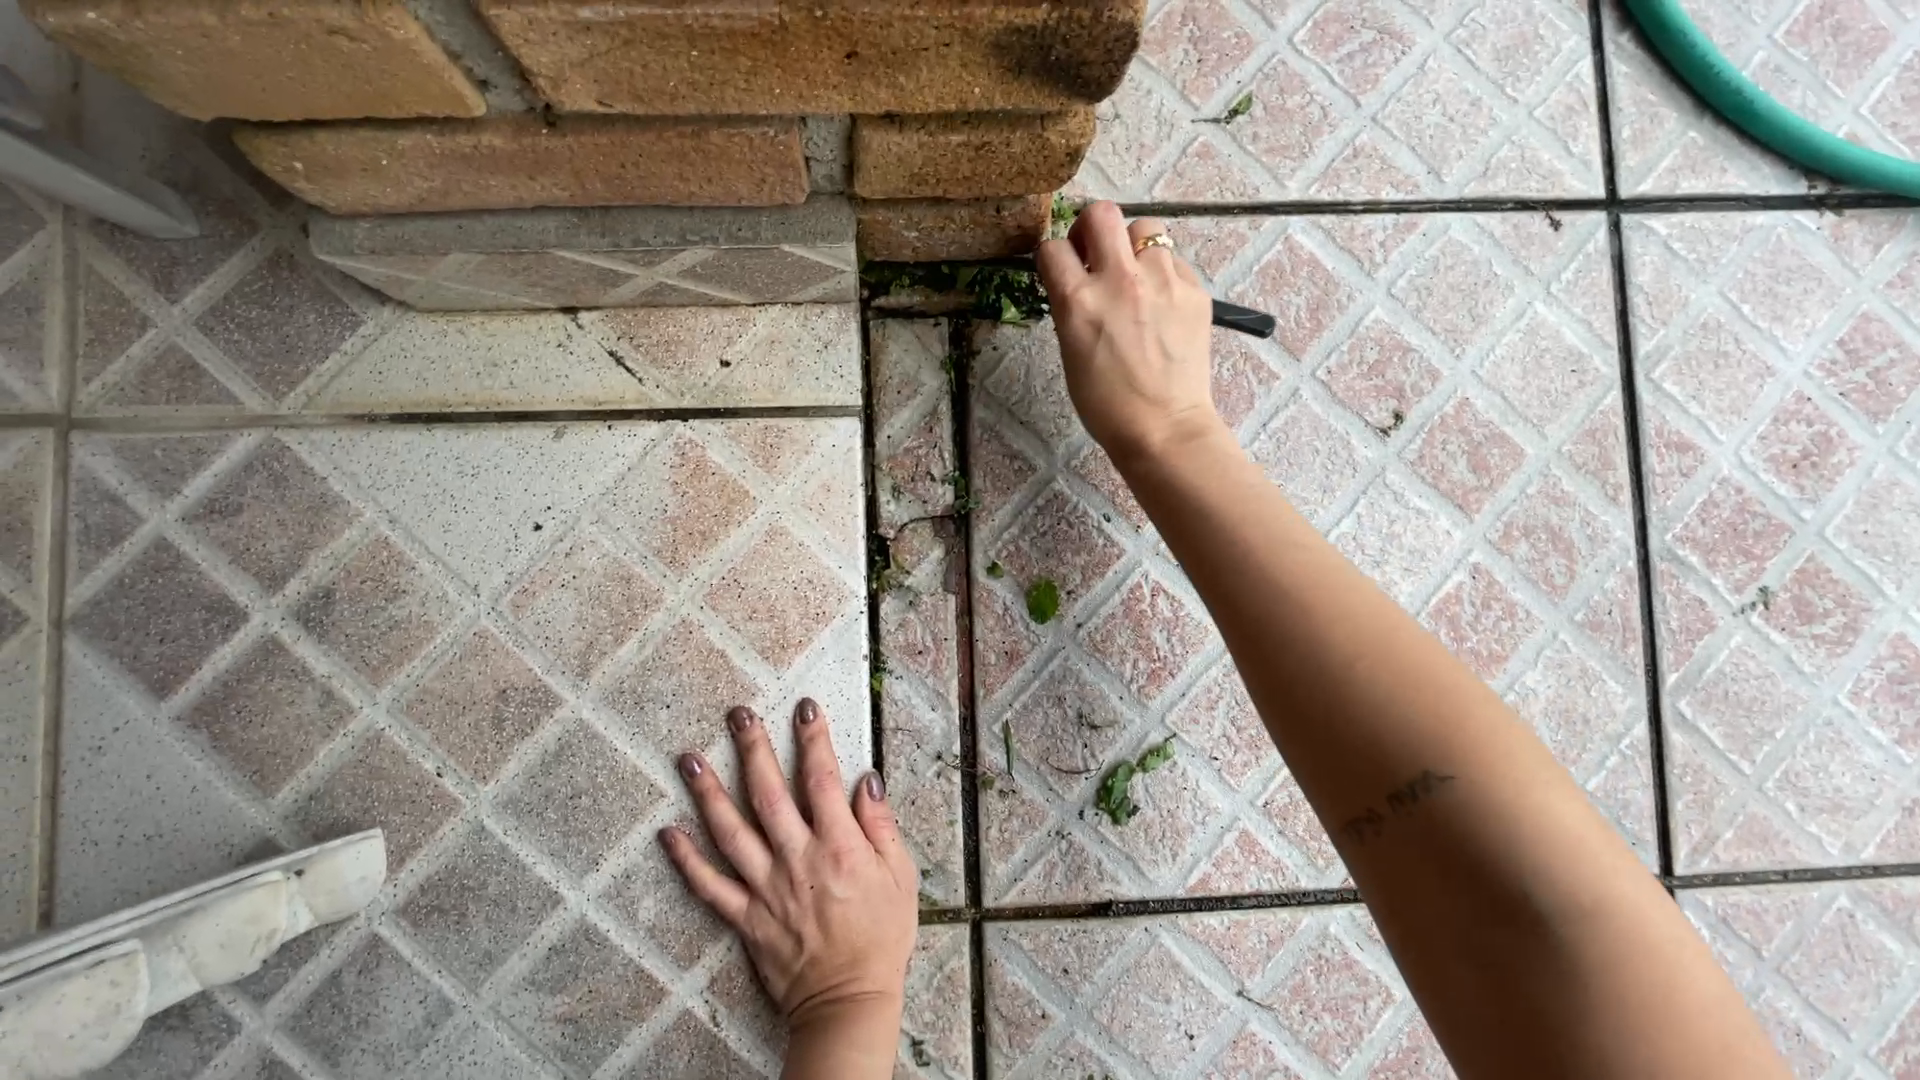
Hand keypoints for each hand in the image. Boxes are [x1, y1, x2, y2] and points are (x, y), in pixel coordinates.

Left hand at [660, 698, 917, 1038]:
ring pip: (731, 832)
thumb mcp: (901, 876)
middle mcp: (798, 859)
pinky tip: (668, 833)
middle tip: (737, 715)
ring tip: (688, 759)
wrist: (849, 999)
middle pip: (769, 794)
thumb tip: (866, 780)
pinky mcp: (746, 918)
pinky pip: (709, 887)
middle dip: (752, 749)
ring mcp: (767, 888)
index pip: (821, 779)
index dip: (813, 740)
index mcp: (839, 846)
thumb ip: (881, 826)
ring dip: (708, 793)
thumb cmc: (882, 936)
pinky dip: (687, 860)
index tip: (805, 709)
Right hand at [1035, 201, 1222, 468]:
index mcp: (1078, 301)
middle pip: (1101, 213)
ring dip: (1134, 249)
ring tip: (1137, 281)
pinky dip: (1163, 275)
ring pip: (1145, 229)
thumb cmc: (1106, 403)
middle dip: (1092, 227)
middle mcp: (1119, 280)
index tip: (1062, 269)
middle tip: (1096, 254)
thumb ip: (1071, 306)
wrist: (1163, 428)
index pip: (1051, 248)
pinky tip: (1162, 307)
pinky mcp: (1194, 290)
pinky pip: (1173, 261)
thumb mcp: (1071, 351)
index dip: (1054, 257)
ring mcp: (1162, 281)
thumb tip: (1077, 281)